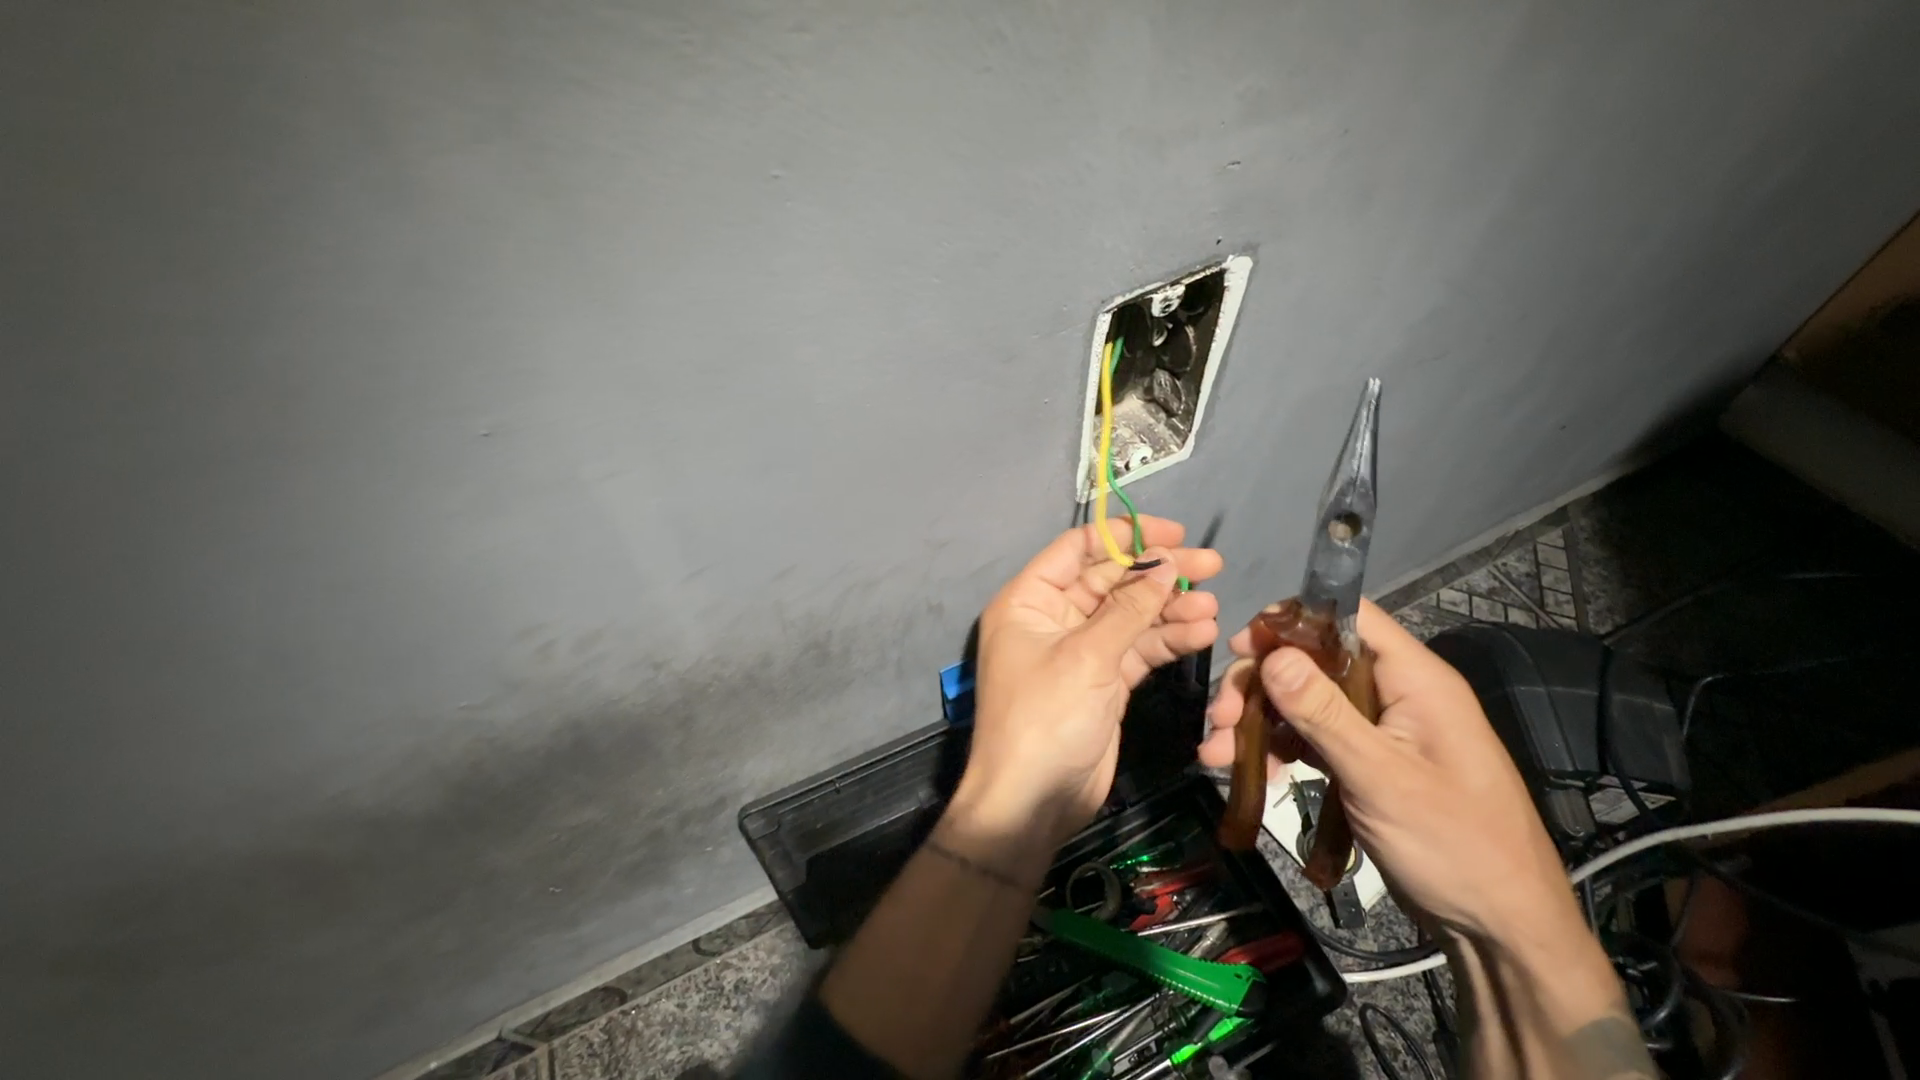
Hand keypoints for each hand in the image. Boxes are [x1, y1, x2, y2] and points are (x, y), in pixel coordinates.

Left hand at [955, 516, 1222, 848]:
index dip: (1124, 536)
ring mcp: (1080, 650)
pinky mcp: (1104, 680)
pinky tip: (1203, 632)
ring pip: (1131, 615)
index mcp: (1030, 600)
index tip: (1174, 533)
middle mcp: (1053, 618)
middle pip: (1111, 580)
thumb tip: (1164, 562)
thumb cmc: (1046, 718)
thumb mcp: (1086, 657)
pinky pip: (1138, 648)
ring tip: (1214, 606)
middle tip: (1212, 565)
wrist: (1033, 800)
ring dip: (1170, 609)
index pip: (1077, 549)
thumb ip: (1129, 607)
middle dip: (1159, 573)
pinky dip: (1168, 640)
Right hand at [1199, 600, 1576, 940]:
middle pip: (1314, 662)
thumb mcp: (1381, 777)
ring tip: (1215, 754)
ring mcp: (1381, 731)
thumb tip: (1274, 654)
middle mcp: (1396, 694)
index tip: (1242, 647)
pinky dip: (1279, 750)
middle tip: (1219, 718)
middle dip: (1261, 684)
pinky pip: (1315, 740)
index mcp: (1414, 679)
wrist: (1502, 929)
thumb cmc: (1454, 845)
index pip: (1350, 616)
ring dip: (1260, 722)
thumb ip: (1325, 713)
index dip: (1292, 620)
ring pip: (1307, 703)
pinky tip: (1248, 772)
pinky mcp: (1368, 764)